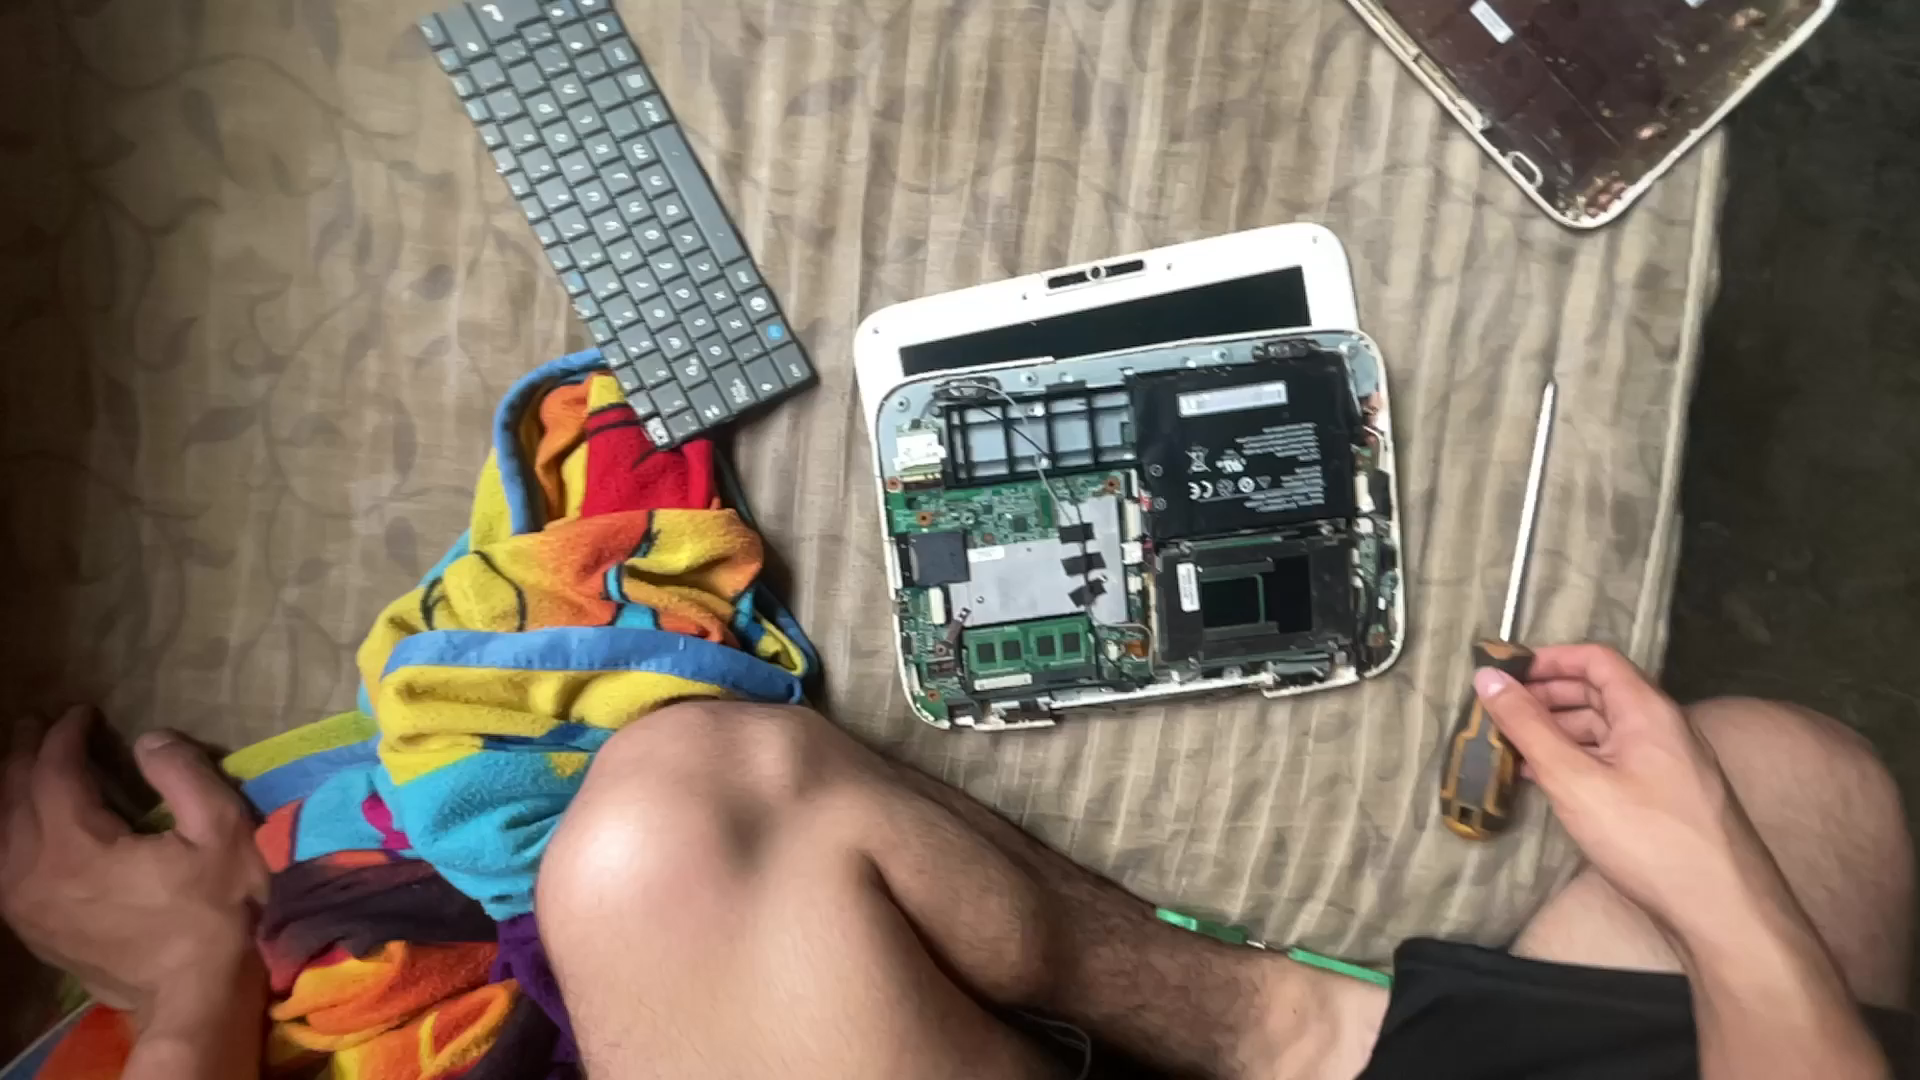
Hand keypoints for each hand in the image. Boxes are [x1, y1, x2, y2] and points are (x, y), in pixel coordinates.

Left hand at [0, 707, 267, 1032]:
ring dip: (12, 792)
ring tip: (24, 763)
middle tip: (36, 723)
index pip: (54, 778)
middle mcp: (29, 874)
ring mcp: (21, 904)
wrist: (192, 984)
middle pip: (11, 803)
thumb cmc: (220, 902)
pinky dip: (12, 826)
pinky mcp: (30, 922)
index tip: (80, 710)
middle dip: (23, 758)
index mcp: (75, 849)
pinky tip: (26, 819)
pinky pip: (4, 861)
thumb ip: (185, 778)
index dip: (64, 739)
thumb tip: (151, 738)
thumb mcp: (222, 831)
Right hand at [1472, 645, 1793, 942]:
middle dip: (1542, 695)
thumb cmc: (1646, 838)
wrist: (1726, 918)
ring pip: (1599, 726)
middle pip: (1595, 690)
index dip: (1548, 659)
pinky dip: (1570, 756)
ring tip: (1508, 748)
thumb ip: (1525, 724)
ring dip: (1551, 729)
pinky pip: (1608, 756)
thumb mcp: (1572, 778)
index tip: (1503, 675)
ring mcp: (1665, 763)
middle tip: (1496, 714)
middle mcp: (1662, 729)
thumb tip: (1486, 676)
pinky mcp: (1662, 793)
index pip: (1596, 659)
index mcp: (1648, 713)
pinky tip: (1539, 777)